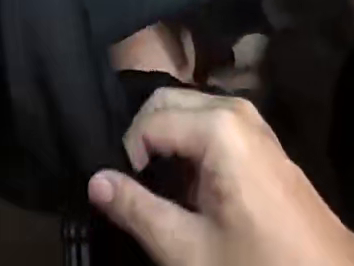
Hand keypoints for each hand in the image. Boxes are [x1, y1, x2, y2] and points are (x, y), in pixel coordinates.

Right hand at [88, 89, 353, 265]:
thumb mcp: (190, 252)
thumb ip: (138, 211)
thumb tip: (95, 180)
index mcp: (216, 125)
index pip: (148, 122)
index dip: (127, 157)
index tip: (125, 198)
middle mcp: (232, 106)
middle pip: (166, 103)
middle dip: (143, 141)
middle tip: (134, 190)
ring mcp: (249, 118)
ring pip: (186, 110)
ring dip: (165, 143)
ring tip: (158, 192)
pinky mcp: (258, 134)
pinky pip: (208, 121)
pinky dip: (188, 145)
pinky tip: (189, 189)